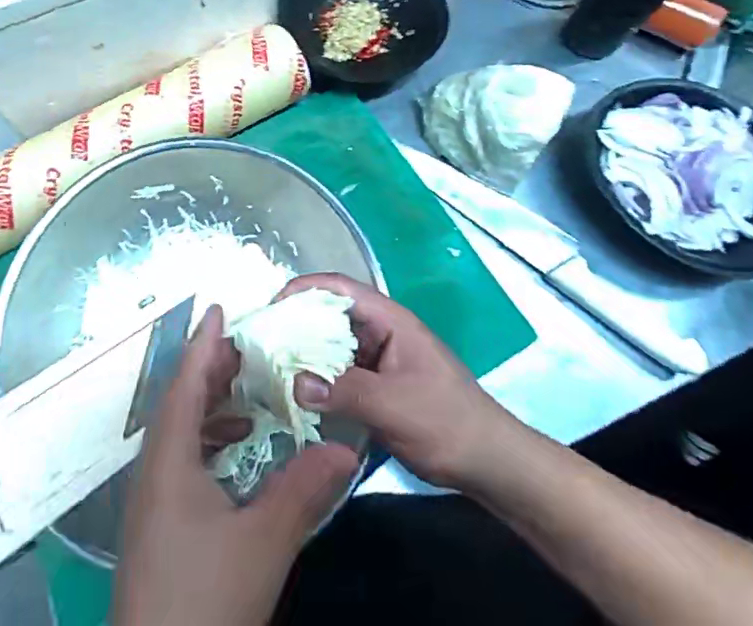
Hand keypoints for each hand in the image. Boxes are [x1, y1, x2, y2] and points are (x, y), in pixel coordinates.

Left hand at [113, 305, 358, 625]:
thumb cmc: (204, 596)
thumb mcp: (261, 543)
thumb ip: (302, 491)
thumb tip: (345, 449)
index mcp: (169, 458)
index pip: (185, 384)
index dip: (203, 344)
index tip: (218, 308)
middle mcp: (154, 468)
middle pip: (180, 402)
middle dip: (211, 371)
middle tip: (248, 348)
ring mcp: (153, 498)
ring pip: (180, 433)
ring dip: (211, 407)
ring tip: (249, 395)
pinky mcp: (159, 522)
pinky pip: (183, 460)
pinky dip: (210, 442)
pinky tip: (237, 454)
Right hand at [278, 273, 523, 491]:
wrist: (490, 463)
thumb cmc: (447, 423)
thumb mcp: (394, 406)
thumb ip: (344, 392)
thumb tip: (293, 383)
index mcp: (390, 321)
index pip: (339, 288)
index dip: (303, 290)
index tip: (271, 309)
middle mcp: (382, 332)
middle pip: (331, 314)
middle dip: (296, 321)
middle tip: (262, 340)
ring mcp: (380, 358)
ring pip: (333, 344)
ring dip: (304, 351)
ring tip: (270, 364)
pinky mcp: (378, 384)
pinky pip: (339, 370)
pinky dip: (317, 375)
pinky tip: (296, 390)